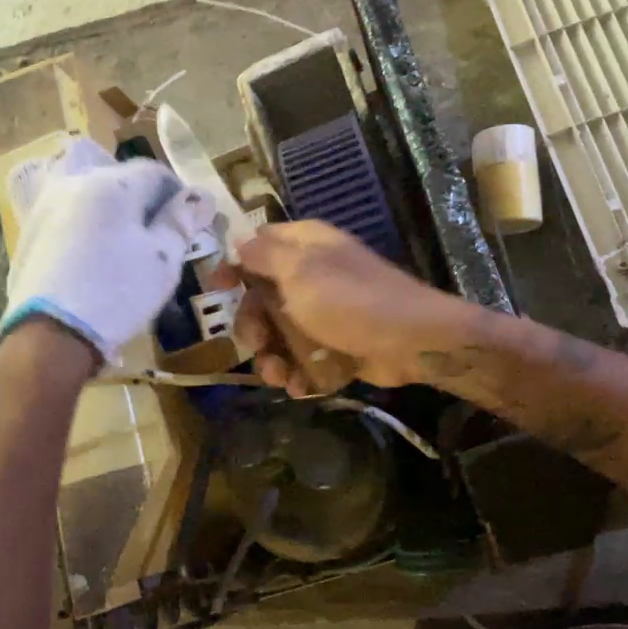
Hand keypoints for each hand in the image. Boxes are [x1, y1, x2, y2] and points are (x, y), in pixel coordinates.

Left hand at [0, 140, 212, 363]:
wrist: (50, 336)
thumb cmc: (116, 294)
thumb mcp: (162, 260)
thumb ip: (179, 222)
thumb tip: (198, 199)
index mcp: (111, 184)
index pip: (154, 171)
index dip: (177, 192)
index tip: (187, 220)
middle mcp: (74, 182)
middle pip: (115, 172)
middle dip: (139, 191)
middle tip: (153, 226)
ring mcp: (45, 204)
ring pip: (85, 186)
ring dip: (108, 201)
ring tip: (121, 237)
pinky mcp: (28, 231)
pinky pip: (65, 209)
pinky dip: (84, 219)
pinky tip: (92, 253)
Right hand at [228, 220, 459, 393]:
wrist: (410, 340)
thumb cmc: (350, 300)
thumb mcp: (300, 271)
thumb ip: (265, 255)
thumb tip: (240, 242)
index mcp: (305, 246)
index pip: (258, 245)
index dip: (234, 265)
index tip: (217, 289)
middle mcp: (313, 274)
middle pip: (263, 297)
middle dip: (252, 325)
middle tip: (255, 343)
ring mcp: (326, 311)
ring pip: (281, 332)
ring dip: (271, 357)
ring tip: (278, 375)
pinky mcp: (338, 343)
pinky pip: (305, 356)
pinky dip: (298, 372)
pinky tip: (298, 386)